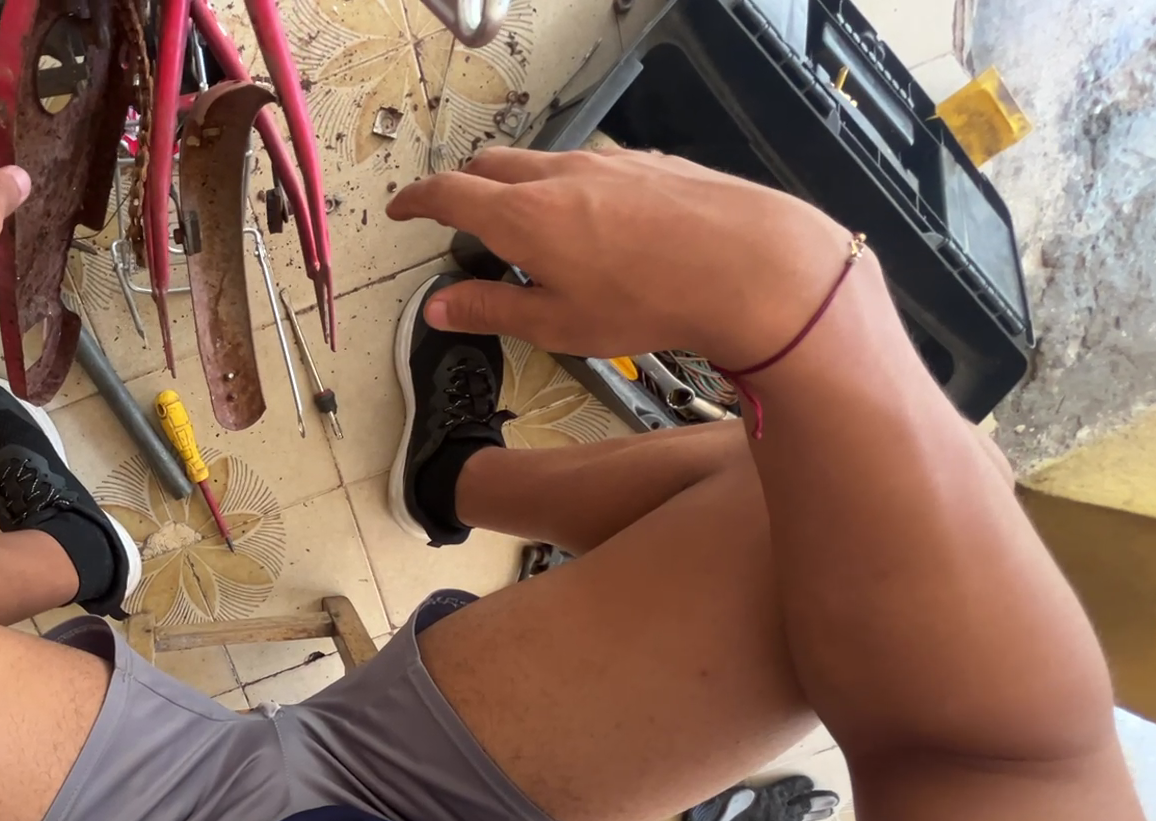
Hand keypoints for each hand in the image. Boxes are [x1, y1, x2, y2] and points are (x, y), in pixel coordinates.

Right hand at [386, 147, 852, 367]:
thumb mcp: (552, 323)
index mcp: (524, 216)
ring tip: (523, 229)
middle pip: (490, 165)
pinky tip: (586, 224)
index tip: (401, 209)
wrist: (753, 266)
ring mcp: (607, 162)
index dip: (416, 200)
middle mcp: (559, 176)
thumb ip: (489, 309)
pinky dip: (562, 187)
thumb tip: (438, 308)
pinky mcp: (647, 164)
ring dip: (514, 186)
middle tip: (455, 219)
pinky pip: (587, 165)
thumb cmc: (646, 301)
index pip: (450, 194)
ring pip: (539, 162)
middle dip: (462, 187)